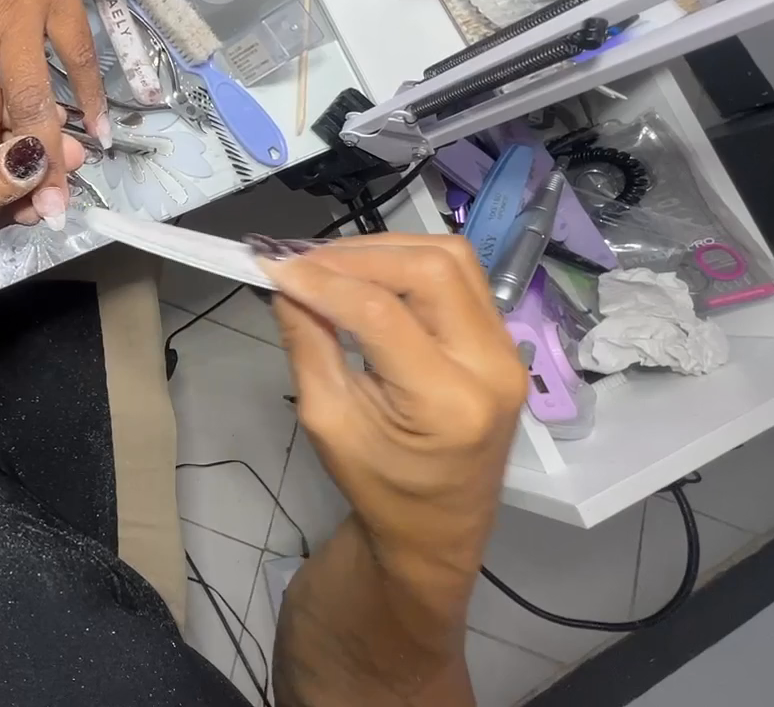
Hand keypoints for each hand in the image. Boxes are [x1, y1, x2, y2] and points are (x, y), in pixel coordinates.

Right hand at [268, 236, 526, 584]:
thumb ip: (307, 342)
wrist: (437, 523)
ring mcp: (504, 348)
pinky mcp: (497, 337)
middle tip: (298, 261)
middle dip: (354, 254)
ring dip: (381, 249)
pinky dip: (402, 259)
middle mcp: (490, 365)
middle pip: (429, 269)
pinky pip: (455, 273)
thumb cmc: (377, 482)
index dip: (319, 280)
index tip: (268, 265)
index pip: (380, 312)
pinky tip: (361, 273)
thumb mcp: (325, 418)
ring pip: (449, 257)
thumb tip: (283, 282)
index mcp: (447, 401)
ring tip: (326, 263)